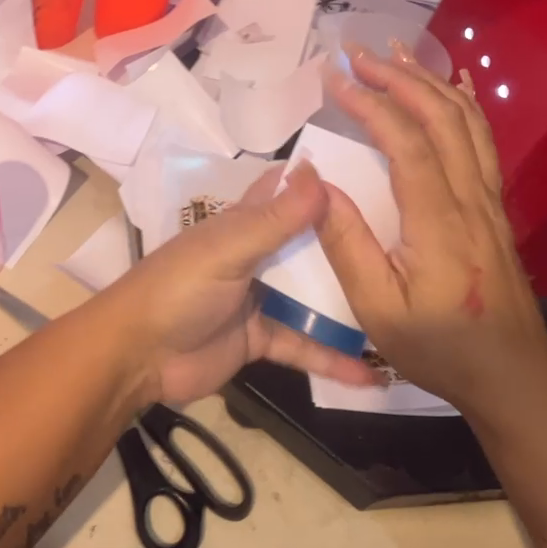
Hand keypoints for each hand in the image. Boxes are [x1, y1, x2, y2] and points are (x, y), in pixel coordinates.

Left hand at [95, 166, 382, 407]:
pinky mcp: (259, 339)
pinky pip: (303, 345)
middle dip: (348, 242)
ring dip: (348, 301)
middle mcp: (254, 255)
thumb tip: (319, 172)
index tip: (376, 173)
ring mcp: (258, 299)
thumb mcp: (226, 250)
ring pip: (311, 295)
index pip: (285, 192)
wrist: (136, 356)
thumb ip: (273, 220)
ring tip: (403, 301)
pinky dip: (332, 358)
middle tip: (409, 241)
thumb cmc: (178, 289)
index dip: (322, 181)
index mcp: (241, 224)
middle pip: (308, 244)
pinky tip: (372, 374)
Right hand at [315, 46, 546, 417]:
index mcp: (439, 221)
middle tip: (356, 53)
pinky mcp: (494, 208)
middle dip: (397, 77)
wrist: (513, 375)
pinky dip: (465, 104)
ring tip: (396, 53)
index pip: (406, 143)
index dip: (370, 103)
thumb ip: (347, 244)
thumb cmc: (439, 347)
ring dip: (429, 82)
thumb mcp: (377, 309)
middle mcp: (471, 199)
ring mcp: (489, 200)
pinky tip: (454, 85)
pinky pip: (483, 141)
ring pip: (466, 122)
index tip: (333, 79)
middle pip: (441, 118)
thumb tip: (317, 184)